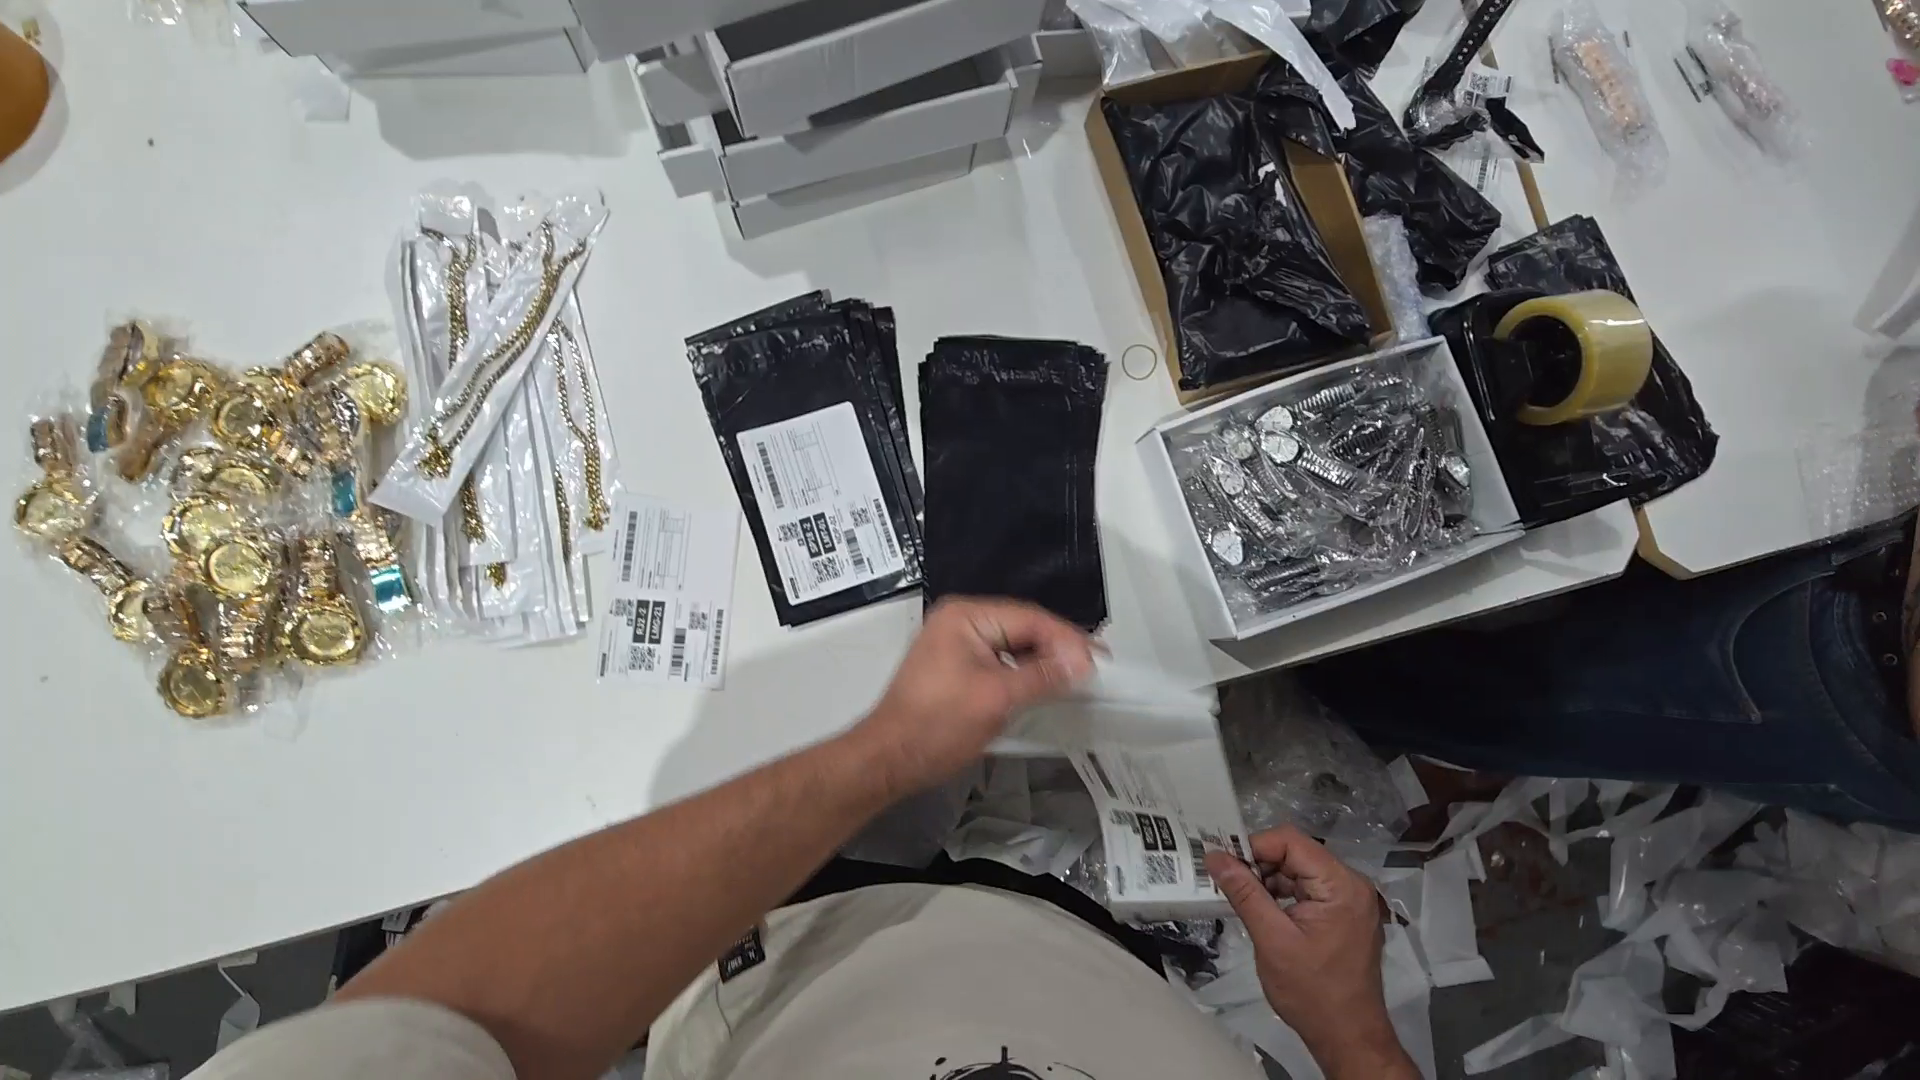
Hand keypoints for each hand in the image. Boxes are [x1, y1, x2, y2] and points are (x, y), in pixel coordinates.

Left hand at [853, 597, 1093, 794]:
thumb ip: (1043, 676)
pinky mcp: (955, 665)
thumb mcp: (997, 698)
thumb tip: (1082, 662)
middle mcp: (959, 620)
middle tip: (1095, 668)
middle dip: (1058, 648)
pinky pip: (998, 660)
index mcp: (965, 617)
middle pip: (1022, 627)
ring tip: (1078, 677)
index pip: (1029, 618)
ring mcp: (955, 642)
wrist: (888, 760)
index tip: (1099, 661)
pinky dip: (1022, 672)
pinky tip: (1045, 686)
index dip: (1067, 639)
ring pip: (1012, 644)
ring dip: (1042, 661)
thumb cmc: (938, 726)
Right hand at [1205, 827, 1416, 1079]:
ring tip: (1239, 896)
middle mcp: (1350, 884)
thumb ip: (1244, 892)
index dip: (1253, 846)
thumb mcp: (1272, 939)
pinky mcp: (1342, 914)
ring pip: (1297, 869)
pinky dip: (1280, 893)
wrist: (1349, 1040)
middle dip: (1258, 863)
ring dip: (1267, 879)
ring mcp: (1348, 899)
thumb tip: (1214, 856)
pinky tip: (1260, 908)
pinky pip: (1305, 888)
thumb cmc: (1312, 992)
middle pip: (1294, 852)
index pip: (1290, 841)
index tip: (1224, 864)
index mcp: (1341, 885)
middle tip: (1227, 881)